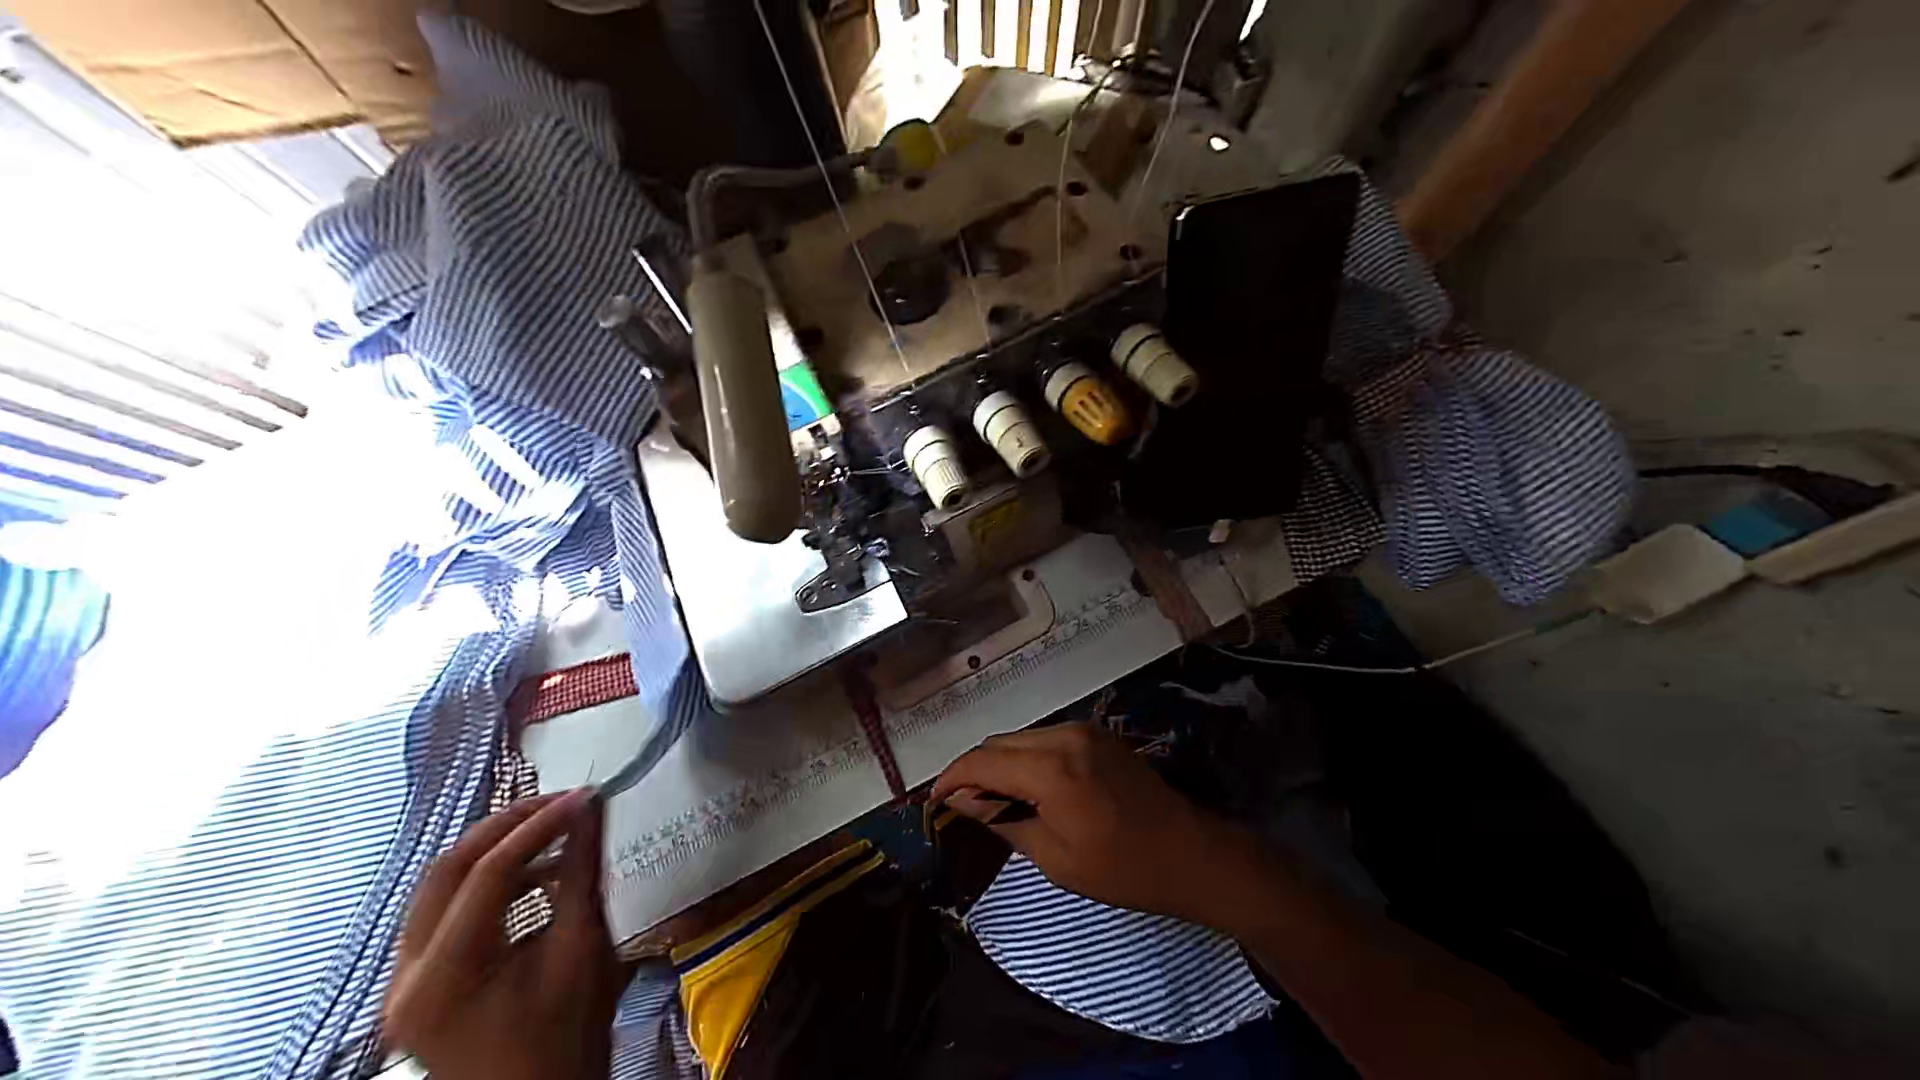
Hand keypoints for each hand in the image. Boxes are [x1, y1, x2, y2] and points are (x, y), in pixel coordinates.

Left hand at [385, 789, 622, 1079]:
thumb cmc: (567, 1035)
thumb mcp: (582, 947)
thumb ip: (582, 870)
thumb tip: (590, 806)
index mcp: (442, 977)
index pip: (488, 873)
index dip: (540, 825)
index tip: (585, 797)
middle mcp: (404, 977)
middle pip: (446, 871)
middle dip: (507, 826)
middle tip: (562, 804)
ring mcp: (402, 983)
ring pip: (440, 886)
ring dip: (497, 851)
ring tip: (554, 834)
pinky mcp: (418, 984)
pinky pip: (446, 911)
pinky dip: (489, 882)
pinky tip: (535, 876)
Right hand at [930, 722, 1264, 925]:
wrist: (1192, 854)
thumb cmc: (1122, 869)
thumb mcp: (1054, 857)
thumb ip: (1001, 819)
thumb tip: (960, 801)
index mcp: (1053, 770)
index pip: (983, 761)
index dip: (951, 778)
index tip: (933, 801)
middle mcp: (1065, 736)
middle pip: (999, 742)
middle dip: (973, 769)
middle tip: (960, 805)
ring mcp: (1084, 730)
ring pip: (1020, 737)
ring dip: (998, 762)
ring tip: (990, 798)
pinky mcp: (1097, 734)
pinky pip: (1044, 738)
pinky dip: (1024, 757)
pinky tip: (1024, 785)